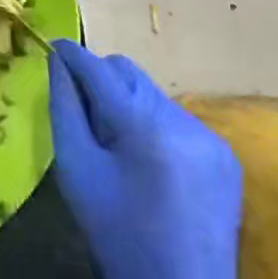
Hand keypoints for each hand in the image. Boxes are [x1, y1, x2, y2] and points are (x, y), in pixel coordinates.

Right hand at [48, 42, 242, 278]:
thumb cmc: (116, 230)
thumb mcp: (75, 166)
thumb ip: (64, 105)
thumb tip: (58, 59)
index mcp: (144, 125)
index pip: (98, 67)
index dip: (71, 54)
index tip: (51, 48)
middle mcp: (183, 121)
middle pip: (128, 72)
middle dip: (100, 79)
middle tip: (83, 109)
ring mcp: (210, 137)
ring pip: (151, 92)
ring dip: (127, 102)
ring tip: (117, 141)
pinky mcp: (226, 155)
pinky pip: (176, 116)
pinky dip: (154, 123)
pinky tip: (148, 158)